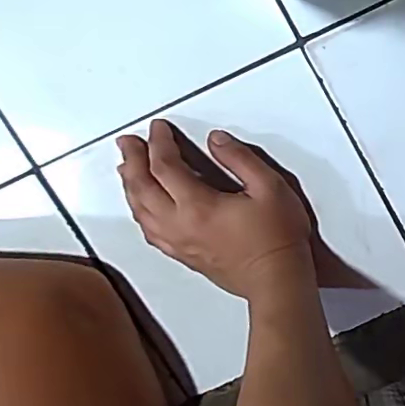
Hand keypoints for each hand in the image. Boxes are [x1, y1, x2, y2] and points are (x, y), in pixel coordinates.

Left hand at [117, 119, 316, 303]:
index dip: (159, 143)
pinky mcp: (182, 255)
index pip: (165, 166)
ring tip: (127, 169)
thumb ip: (241, 159)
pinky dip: (138, 210)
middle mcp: (179, 224)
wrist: (276, 277)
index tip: (159, 128)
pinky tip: (142, 207)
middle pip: (142, 187)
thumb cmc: (277, 236)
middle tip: (128, 142)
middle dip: (133, 160)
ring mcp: (177, 242)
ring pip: (139, 210)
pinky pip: (147, 229)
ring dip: (130, 185)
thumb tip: (217, 140)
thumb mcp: (270, 186)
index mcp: (198, 205)